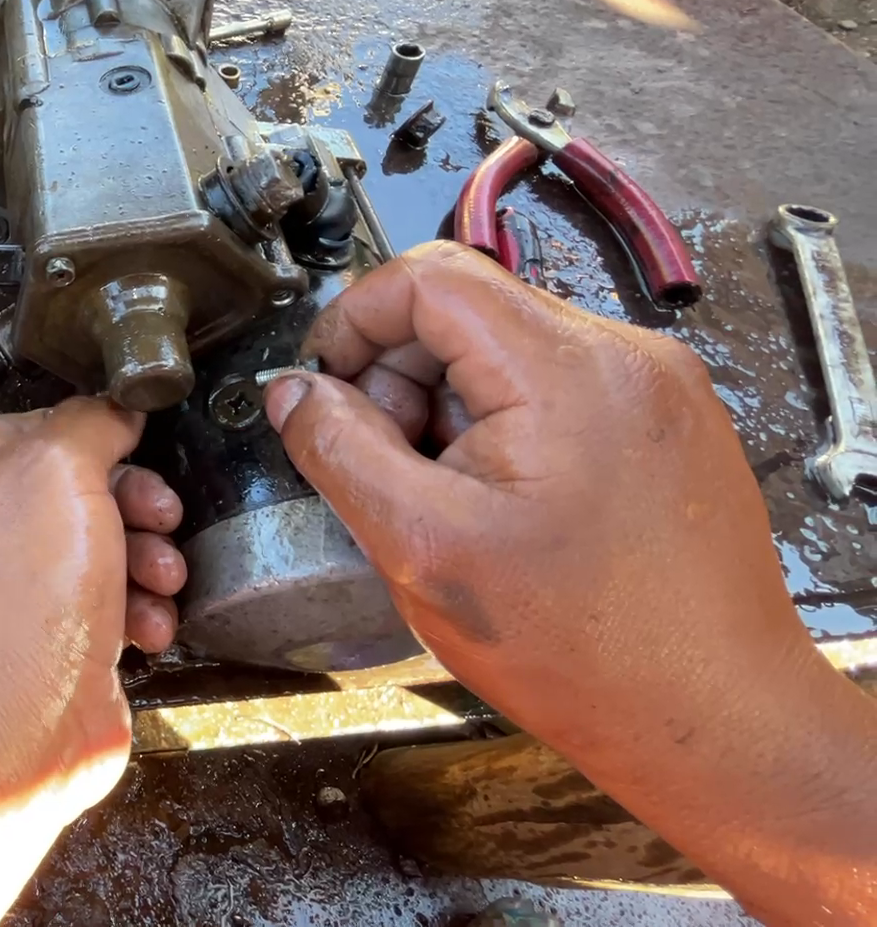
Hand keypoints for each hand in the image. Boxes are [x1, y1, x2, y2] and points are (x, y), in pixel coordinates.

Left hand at [0, 397, 183, 810]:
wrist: (14, 715)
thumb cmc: (28, 580)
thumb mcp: (61, 464)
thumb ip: (92, 420)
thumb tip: (116, 408)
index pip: (53, 426)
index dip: (105, 434)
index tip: (145, 445)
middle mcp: (2, 522)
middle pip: (92, 487)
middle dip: (141, 500)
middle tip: (164, 517)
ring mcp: (32, 582)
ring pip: (113, 546)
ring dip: (151, 559)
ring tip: (160, 580)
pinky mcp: (64, 637)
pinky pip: (118, 605)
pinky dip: (142, 612)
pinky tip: (148, 628)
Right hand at [260, 241, 813, 754]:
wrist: (711, 723)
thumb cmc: (576, 643)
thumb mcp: (416, 541)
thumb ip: (336, 448)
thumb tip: (288, 391)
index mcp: (569, 372)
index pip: (429, 276)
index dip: (351, 318)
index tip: (321, 382)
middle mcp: (619, 357)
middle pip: (455, 308)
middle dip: (387, 374)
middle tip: (377, 458)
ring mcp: (639, 386)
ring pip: (483, 346)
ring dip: (425, 404)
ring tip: (427, 488)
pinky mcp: (639, 418)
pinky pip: (522, 383)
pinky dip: (469, 423)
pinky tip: (470, 493)